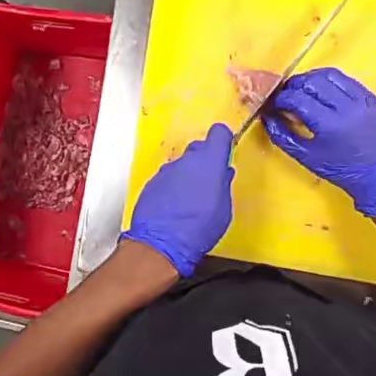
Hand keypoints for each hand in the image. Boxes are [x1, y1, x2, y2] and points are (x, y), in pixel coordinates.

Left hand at [121, 122, 234, 275]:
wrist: (161, 243)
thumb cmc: (200, 227)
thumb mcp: (224, 209)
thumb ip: (223, 185)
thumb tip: (222, 174)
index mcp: (209, 161)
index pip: (218, 133)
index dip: (222, 140)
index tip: (224, 151)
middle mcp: (186, 160)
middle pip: (198, 149)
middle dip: (204, 160)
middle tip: (208, 181)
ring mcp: (165, 171)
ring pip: (181, 165)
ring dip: (186, 176)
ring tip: (190, 200)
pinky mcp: (150, 184)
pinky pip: (166, 180)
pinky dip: (171, 187)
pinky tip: (174, 207)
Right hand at [265, 67, 375, 216]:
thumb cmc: (340, 170)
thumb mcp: (306, 157)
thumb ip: (282, 135)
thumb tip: (268, 117)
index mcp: (329, 124)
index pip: (297, 98)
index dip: (281, 98)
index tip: (274, 104)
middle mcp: (346, 106)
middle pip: (312, 81)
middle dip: (294, 85)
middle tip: (285, 95)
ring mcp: (362, 99)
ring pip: (330, 75)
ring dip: (311, 78)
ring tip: (302, 90)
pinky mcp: (371, 97)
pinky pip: (346, 80)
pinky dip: (330, 81)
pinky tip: (323, 91)